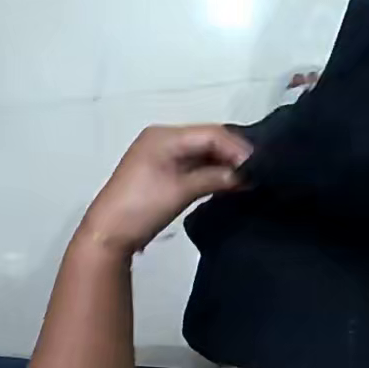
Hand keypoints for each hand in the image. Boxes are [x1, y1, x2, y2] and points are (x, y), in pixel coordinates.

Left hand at [80, 125, 251, 255]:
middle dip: (232, 155)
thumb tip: (247, 175)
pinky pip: (191, 165)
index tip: (261, 166)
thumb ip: (215, 177)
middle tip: (259, 171)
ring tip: (248, 178)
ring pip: (200, 153)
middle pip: (207, 140)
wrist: (107, 234)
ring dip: (223, 165)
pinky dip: (209, 173)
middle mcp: (162, 139)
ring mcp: (160, 155)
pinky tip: (228, 183)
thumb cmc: (142, 208)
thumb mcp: (181, 190)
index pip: (211, 133)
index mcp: (164, 136)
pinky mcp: (160, 173)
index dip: (237, 148)